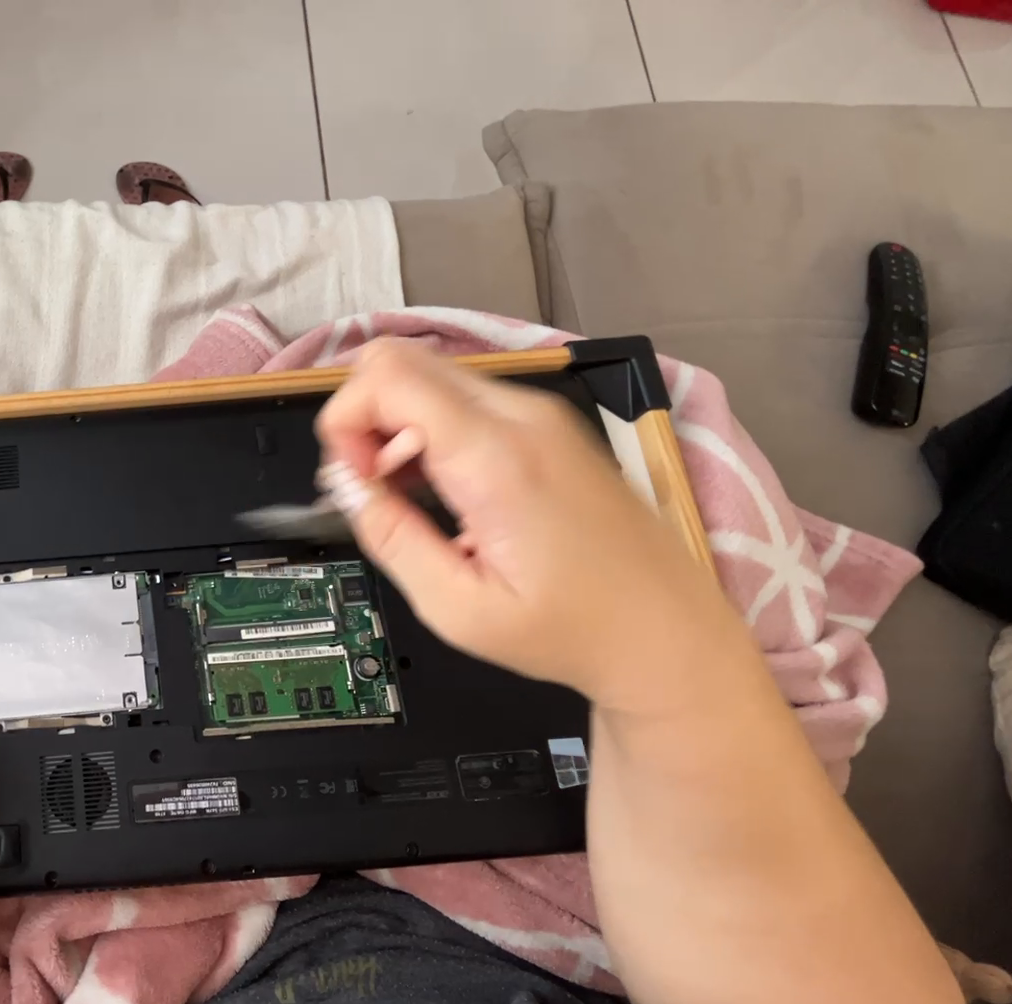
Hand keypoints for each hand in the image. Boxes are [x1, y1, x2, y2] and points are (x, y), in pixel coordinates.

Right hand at [314, 339, 740, 711]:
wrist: (668, 634)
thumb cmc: (570, 630)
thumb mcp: (456, 606)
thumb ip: (388, 536)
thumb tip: (344, 485)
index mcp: (495, 458)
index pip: (385, 377)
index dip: (343, 422)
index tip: (353, 482)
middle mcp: (521, 417)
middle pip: (399, 361)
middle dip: (361, 418)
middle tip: (371, 485)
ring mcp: (539, 415)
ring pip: (426, 376)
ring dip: (391, 426)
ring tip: (405, 494)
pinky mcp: (546, 426)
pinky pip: (459, 399)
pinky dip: (424, 431)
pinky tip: (437, 487)